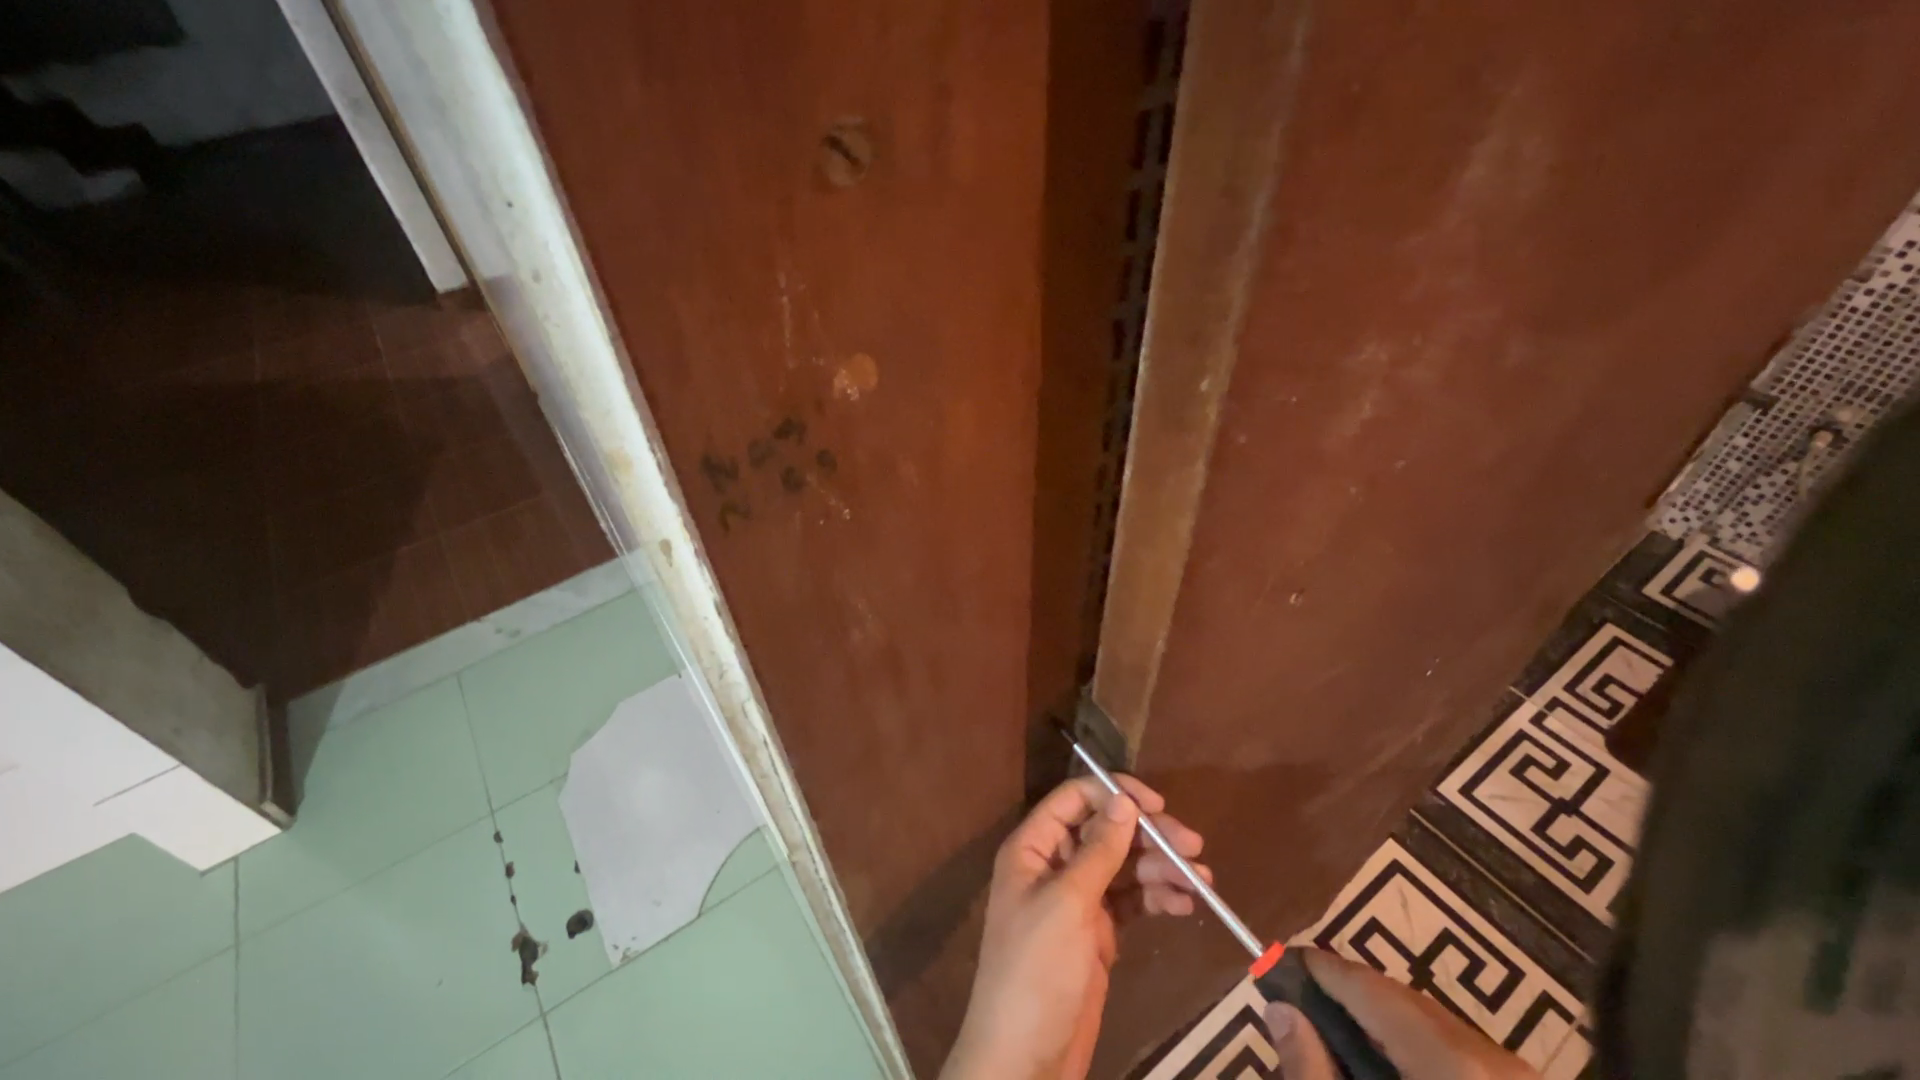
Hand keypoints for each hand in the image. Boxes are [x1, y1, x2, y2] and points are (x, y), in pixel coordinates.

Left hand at [942, 774, 1209, 1079]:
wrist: (1027, 1056)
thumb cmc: (1037, 970)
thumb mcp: (1067, 904)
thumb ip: (1098, 850)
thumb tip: (1124, 799)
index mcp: (1033, 849)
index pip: (1075, 799)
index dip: (1114, 794)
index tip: (1157, 805)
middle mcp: (1054, 867)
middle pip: (1106, 831)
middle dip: (1149, 836)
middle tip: (1194, 847)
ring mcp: (1077, 901)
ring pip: (1124, 867)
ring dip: (1162, 869)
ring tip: (1201, 884)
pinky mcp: (1098, 933)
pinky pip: (1132, 901)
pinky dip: (1158, 899)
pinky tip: (1185, 906)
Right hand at [1265, 948, 1539, 1079]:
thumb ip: (1314, 1072)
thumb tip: (1280, 1011)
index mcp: (1450, 1063)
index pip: (1374, 991)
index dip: (1324, 968)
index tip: (1278, 957)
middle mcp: (1492, 1059)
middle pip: (1406, 1004)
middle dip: (1351, 994)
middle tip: (1299, 994)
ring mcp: (1516, 1074)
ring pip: (1436, 1029)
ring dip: (1383, 1023)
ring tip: (1336, 1029)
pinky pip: (1462, 1054)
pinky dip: (1418, 1049)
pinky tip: (1387, 1062)